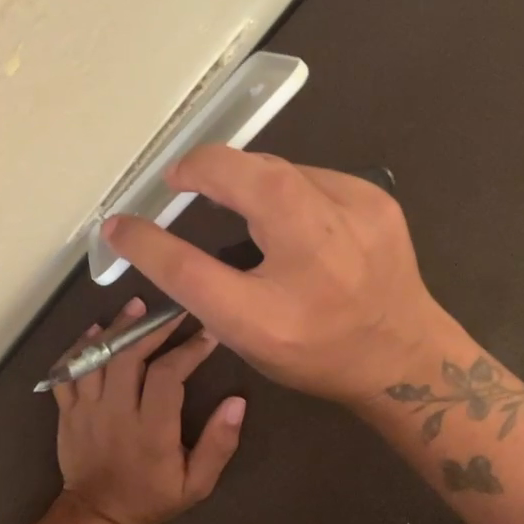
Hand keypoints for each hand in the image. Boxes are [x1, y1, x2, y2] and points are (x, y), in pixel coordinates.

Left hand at [51, 297, 245, 523]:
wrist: (98, 514)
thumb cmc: (152, 497)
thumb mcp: (197, 483)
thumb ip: (219, 444)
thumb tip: (237, 402)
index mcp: (151, 429)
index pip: (167, 376)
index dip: (188, 350)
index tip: (207, 335)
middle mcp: (115, 413)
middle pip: (128, 356)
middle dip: (152, 328)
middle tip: (172, 311)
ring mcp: (86, 409)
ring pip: (96, 357)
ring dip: (116, 328)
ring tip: (135, 306)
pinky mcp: (66, 411)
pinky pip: (66, 372)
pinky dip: (77, 348)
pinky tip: (94, 331)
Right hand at [100, 145, 463, 405]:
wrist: (404, 357)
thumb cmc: (314, 352)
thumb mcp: (243, 333)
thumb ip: (193, 286)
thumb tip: (143, 237)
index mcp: (273, 313)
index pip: (191, 267)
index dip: (146, 241)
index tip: (120, 224)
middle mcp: (320, 253)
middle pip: (250, 179)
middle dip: (205, 167)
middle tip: (178, 181)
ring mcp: (357, 214)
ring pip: (279, 169)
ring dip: (243, 177)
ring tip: (228, 198)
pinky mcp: (376, 197)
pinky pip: (308, 174)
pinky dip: (281, 184)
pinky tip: (283, 213)